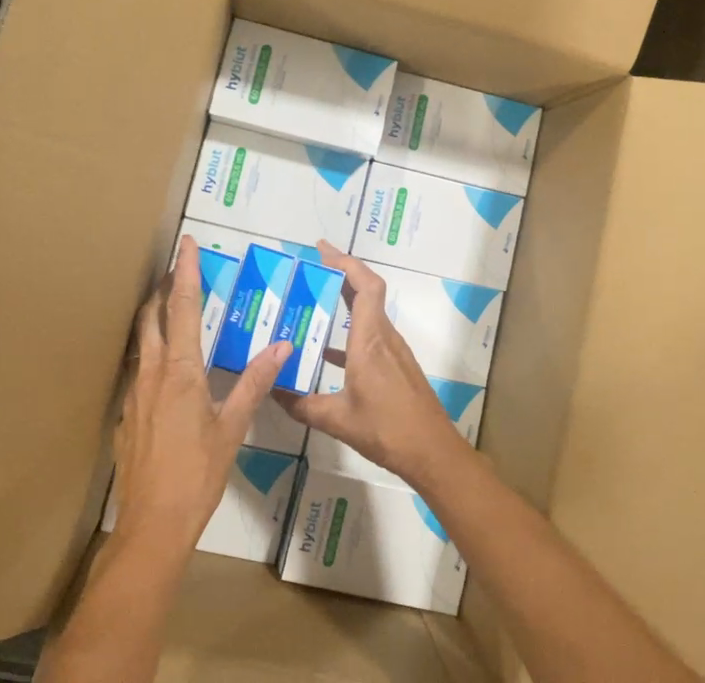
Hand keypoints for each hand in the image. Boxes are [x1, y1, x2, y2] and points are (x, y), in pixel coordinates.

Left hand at [110, 236, 289, 549]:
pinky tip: (165, 372)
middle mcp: (151, 374)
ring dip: (154, 319)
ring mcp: (132, 395)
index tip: (186, 242)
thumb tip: (281, 345)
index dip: (187, 272)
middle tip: (179, 271)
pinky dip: (151, 355)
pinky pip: (137, 372)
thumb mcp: (232, 427)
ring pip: (141, 343)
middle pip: (152, 317)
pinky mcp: (124, 416)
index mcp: (181, 371)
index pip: (185, 308)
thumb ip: (254, 382)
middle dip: (164, 289)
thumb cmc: (198, 473)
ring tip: (171, 309)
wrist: (152, 523)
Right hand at [275, 241, 468, 483]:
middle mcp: (384, 339)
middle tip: (308, 271)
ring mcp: (394, 353)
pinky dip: (349, 335)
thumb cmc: (387, 431)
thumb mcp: (336, 420)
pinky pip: (370, 338)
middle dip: (339, 276)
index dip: (346, 262)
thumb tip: (271, 391)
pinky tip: (326, 353)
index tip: (321, 250)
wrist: (433, 453)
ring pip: (368, 316)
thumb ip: (301, 405)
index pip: (365, 286)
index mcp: (370, 342)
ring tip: (310, 306)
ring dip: (344, 304)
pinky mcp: (397, 367)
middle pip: (366, 293)